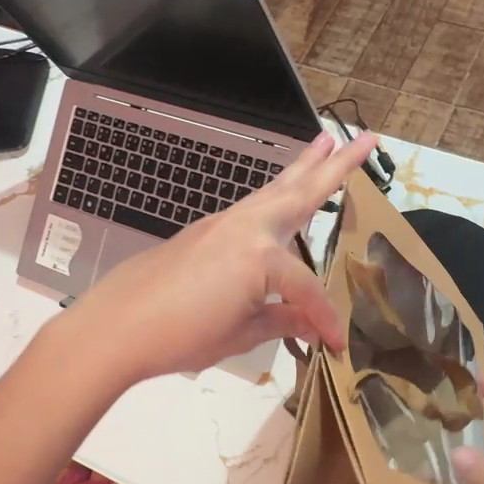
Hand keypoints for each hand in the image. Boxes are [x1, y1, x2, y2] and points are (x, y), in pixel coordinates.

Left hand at [60, 131, 378, 383]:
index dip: (324, 319)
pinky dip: (275, 192)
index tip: (336, 344)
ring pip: (275, 189)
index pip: (307, 291)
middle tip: (366, 139)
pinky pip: (253, 203)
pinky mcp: (207, 228)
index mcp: (262, 258)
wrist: (117, 325)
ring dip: (303, 167)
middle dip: (336, 165)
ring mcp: (225, 222)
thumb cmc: (181, 335)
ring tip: (325, 142)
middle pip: (302, 192)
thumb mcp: (240, 334)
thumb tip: (314, 325)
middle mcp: (249, 227)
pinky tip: (281, 196)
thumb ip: (282, 320)